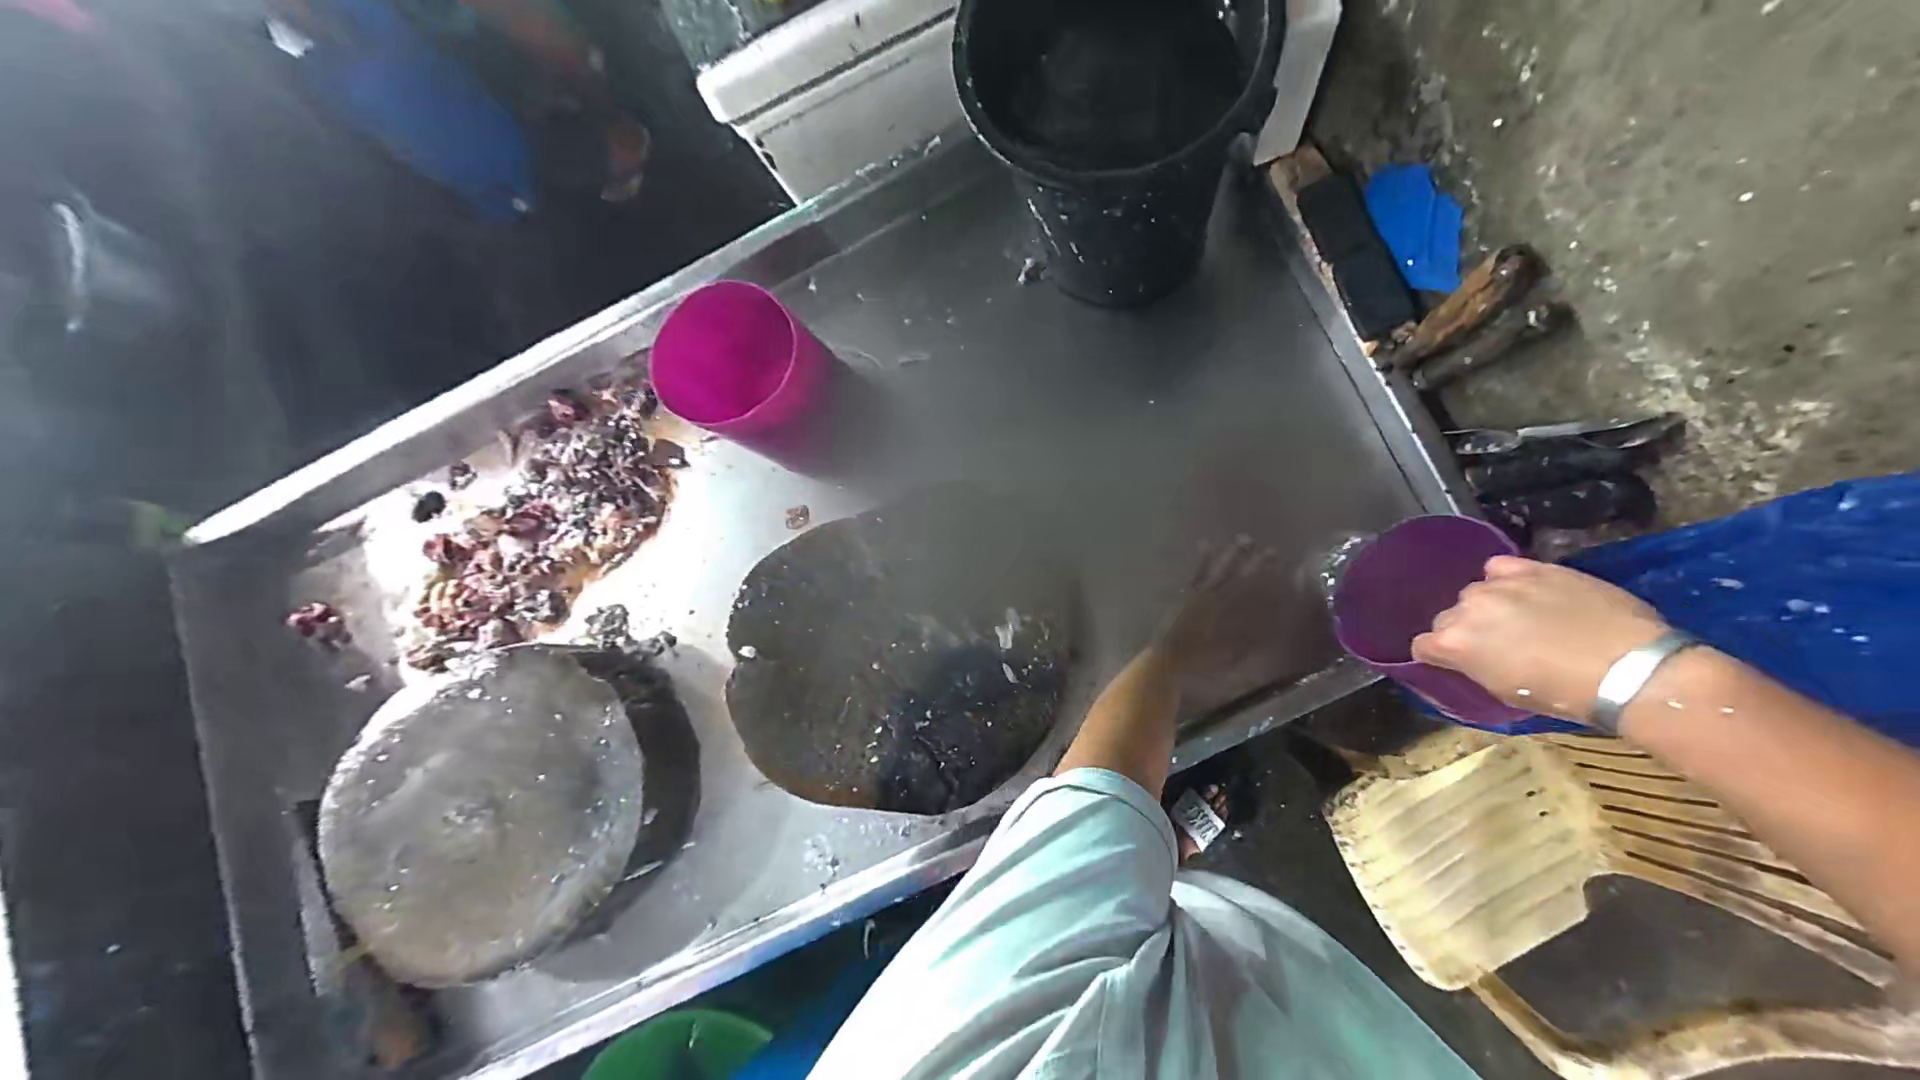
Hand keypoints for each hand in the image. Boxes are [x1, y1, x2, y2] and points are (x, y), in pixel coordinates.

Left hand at [1153, 536, 1275, 690]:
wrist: (1171, 658)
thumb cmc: (1203, 661)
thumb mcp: (1234, 653)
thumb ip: (1252, 638)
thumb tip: (1270, 624)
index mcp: (1238, 617)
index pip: (1261, 595)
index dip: (1274, 582)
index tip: (1287, 570)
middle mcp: (1224, 601)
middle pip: (1244, 578)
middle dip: (1259, 564)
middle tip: (1272, 551)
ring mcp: (1204, 595)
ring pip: (1223, 570)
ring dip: (1235, 555)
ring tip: (1245, 539)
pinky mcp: (1187, 593)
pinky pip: (1196, 572)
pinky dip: (1202, 558)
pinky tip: (1205, 543)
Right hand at [1411, 556, 1668, 720]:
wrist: (1632, 671)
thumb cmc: (1566, 694)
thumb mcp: (1504, 691)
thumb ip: (1474, 664)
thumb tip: (1470, 655)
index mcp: (1453, 644)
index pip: (1422, 645)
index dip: (1439, 654)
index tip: (1459, 661)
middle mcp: (1465, 609)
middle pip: (1448, 616)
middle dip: (1466, 628)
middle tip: (1499, 643)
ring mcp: (1498, 586)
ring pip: (1475, 592)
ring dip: (1490, 604)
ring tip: (1523, 617)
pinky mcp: (1532, 569)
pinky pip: (1501, 567)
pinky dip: (1506, 578)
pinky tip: (1526, 591)